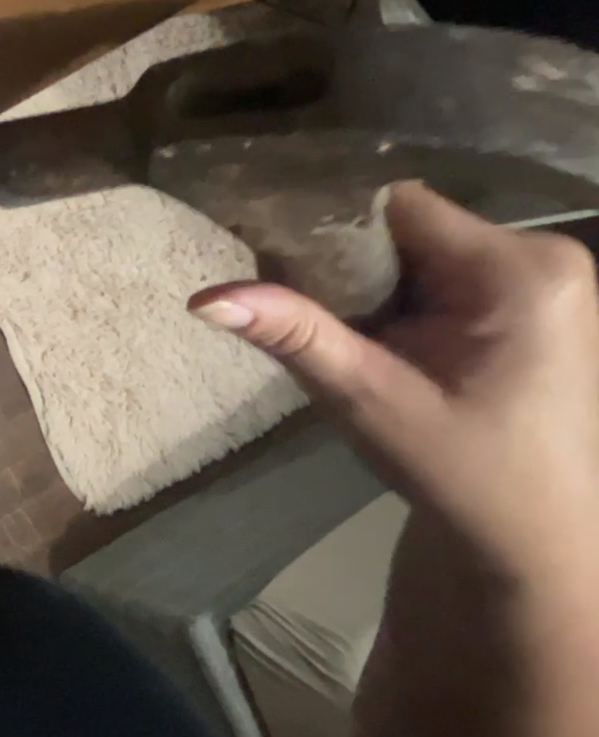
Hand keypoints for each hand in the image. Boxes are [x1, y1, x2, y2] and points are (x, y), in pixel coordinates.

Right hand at [188, 182, 598, 587]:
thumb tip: (202, 298)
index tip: (251, 235)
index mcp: (518, 271)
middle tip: (269, 283)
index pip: (390, 203)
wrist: (531, 533)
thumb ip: (292, 334)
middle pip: (394, 219)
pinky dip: (371, 285)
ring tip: (304, 307)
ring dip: (345, 270)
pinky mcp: (513, 294)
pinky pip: (418, 263)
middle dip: (327, 250)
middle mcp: (534, 257)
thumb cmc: (462, 470)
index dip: (317, 214)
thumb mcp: (366, 398)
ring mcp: (529, 275)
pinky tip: (346, 320)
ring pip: (400, 240)